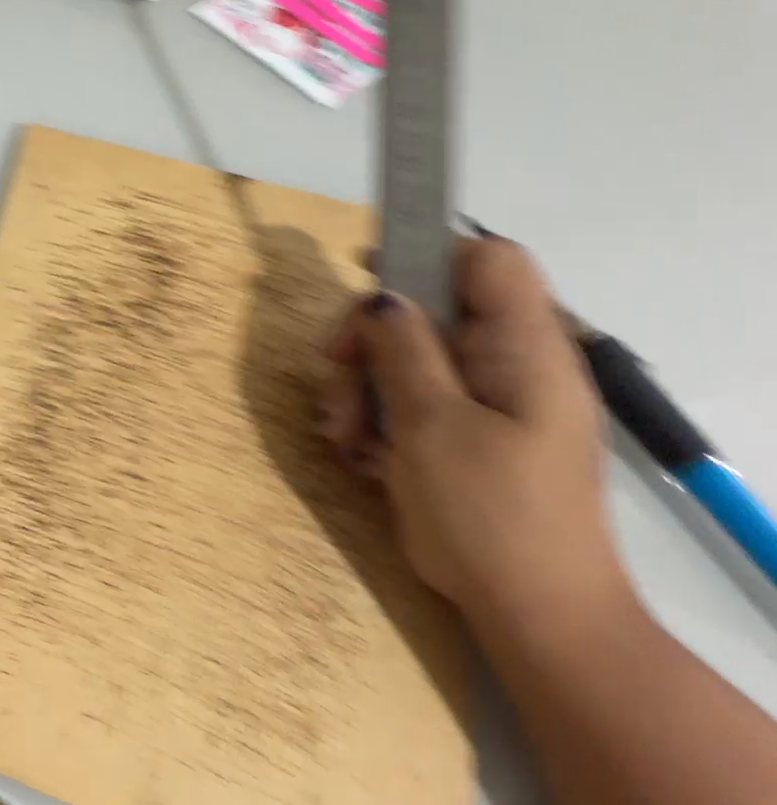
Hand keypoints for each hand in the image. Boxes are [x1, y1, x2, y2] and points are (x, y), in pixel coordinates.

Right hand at [318, 238, 628, 621]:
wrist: (532, 613)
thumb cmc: (486, 512)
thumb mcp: (431, 424)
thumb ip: (405, 350)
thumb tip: (382, 294)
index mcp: (523, 351)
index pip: (489, 261)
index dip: (427, 251)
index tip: (364, 275)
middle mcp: (510, 366)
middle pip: (428, 312)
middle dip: (370, 339)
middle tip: (332, 372)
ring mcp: (487, 404)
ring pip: (407, 361)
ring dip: (361, 390)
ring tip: (342, 438)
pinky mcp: (465, 437)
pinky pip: (410, 403)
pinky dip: (375, 421)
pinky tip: (359, 456)